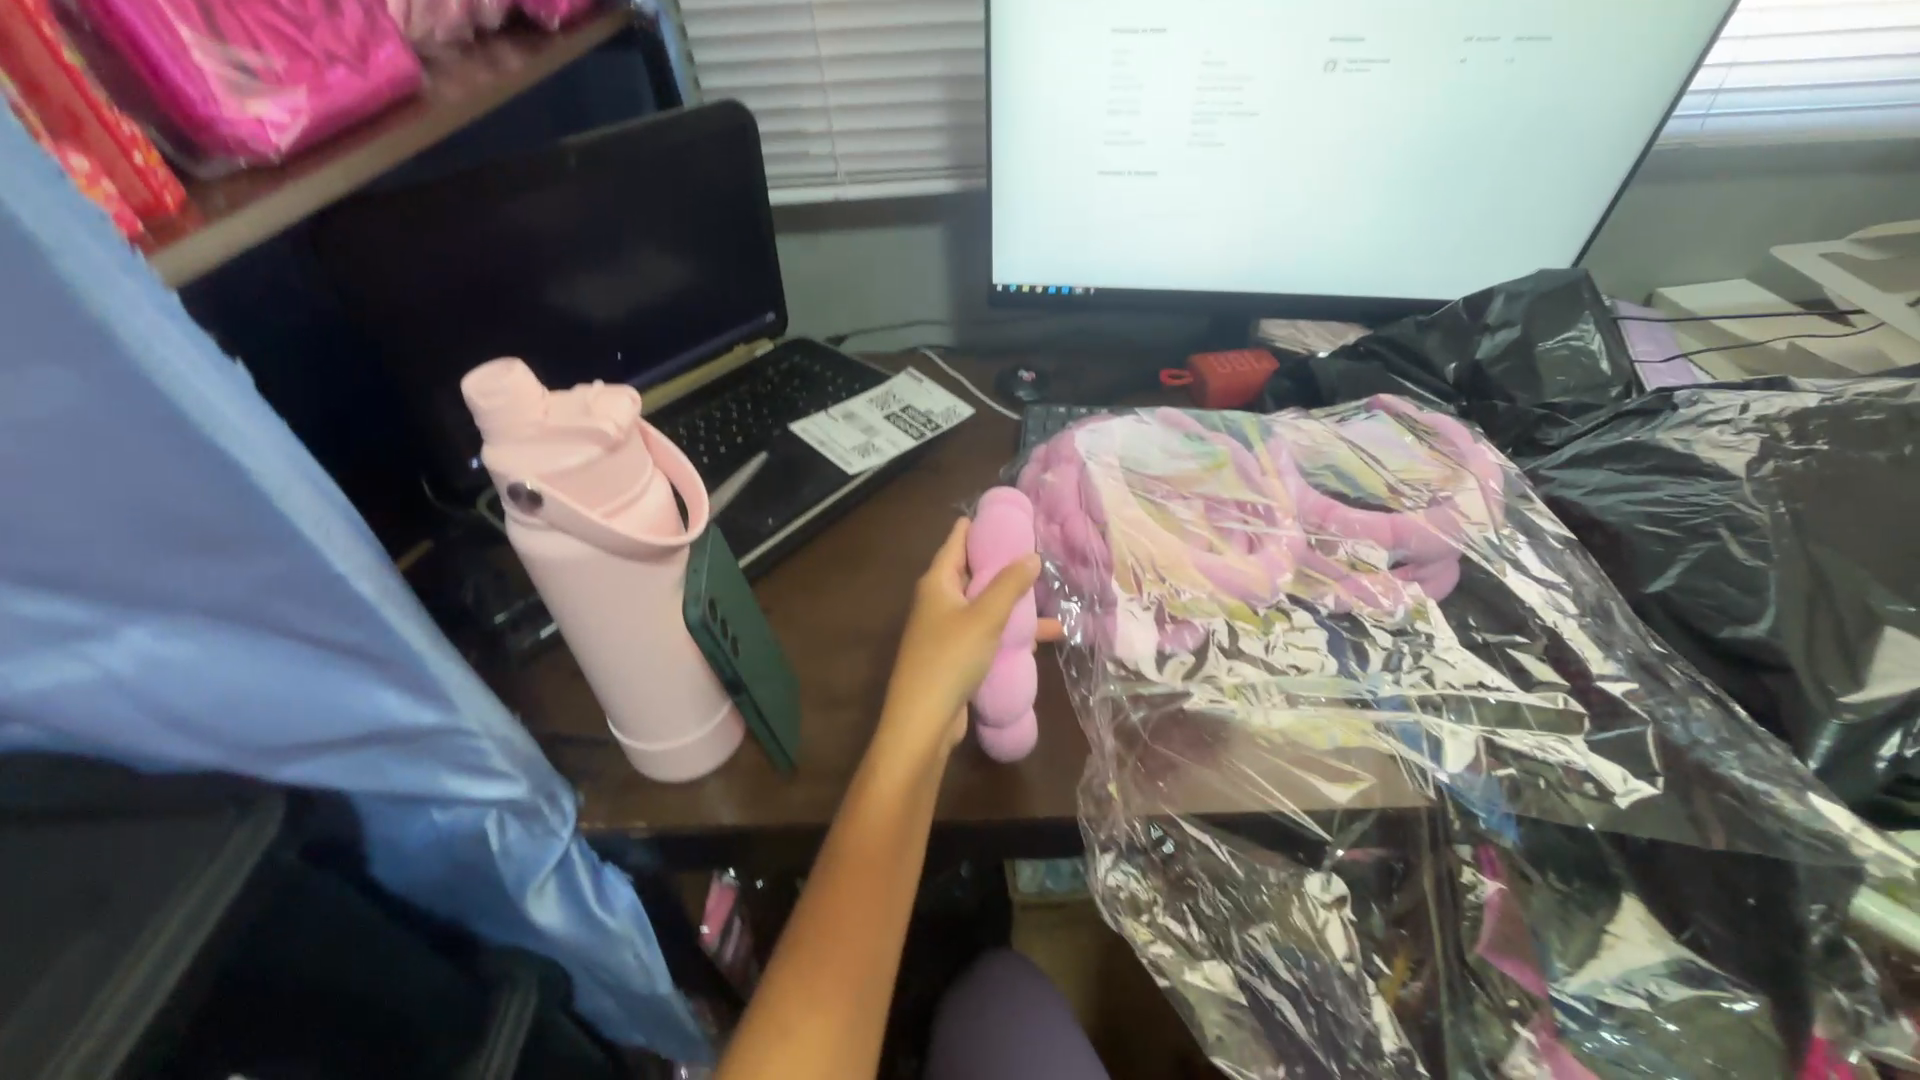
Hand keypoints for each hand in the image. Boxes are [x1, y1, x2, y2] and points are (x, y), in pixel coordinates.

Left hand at [876, 518, 1059, 763]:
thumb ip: (1010, 584)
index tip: (1011, 515)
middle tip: (1040, 555)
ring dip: (1014, 605)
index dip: (981, 525)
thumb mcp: (985, 617)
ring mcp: (947, 630)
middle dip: (1005, 566)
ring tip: (1050, 600)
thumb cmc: (950, 658)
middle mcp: (939, 601)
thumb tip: (1032, 556)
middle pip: (974, 573)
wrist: (924, 720)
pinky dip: (1009, 634)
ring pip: (985, 607)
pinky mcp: (956, 657)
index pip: (957, 540)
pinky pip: (987, 635)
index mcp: (938, 582)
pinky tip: (1039, 640)